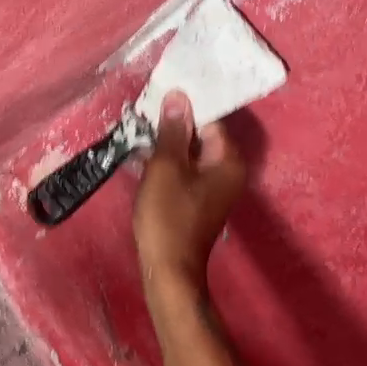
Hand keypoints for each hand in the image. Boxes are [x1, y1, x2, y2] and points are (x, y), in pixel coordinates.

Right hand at [133, 90, 247, 289]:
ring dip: (166, 144)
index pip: (209, 120)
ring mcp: (214, 188)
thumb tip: (178, 96)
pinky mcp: (198, 200)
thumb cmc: (168, 215)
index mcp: (228, 160)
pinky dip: (167, 163)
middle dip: (173, 125)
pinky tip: (142, 158)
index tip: (158, 97)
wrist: (169, 269)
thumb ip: (173, 130)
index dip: (184, 107)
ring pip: (189, 154)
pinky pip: (184, 171)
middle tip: (144, 112)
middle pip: (200, 135)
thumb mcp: (166, 167)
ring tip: (138, 133)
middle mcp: (228, 171)